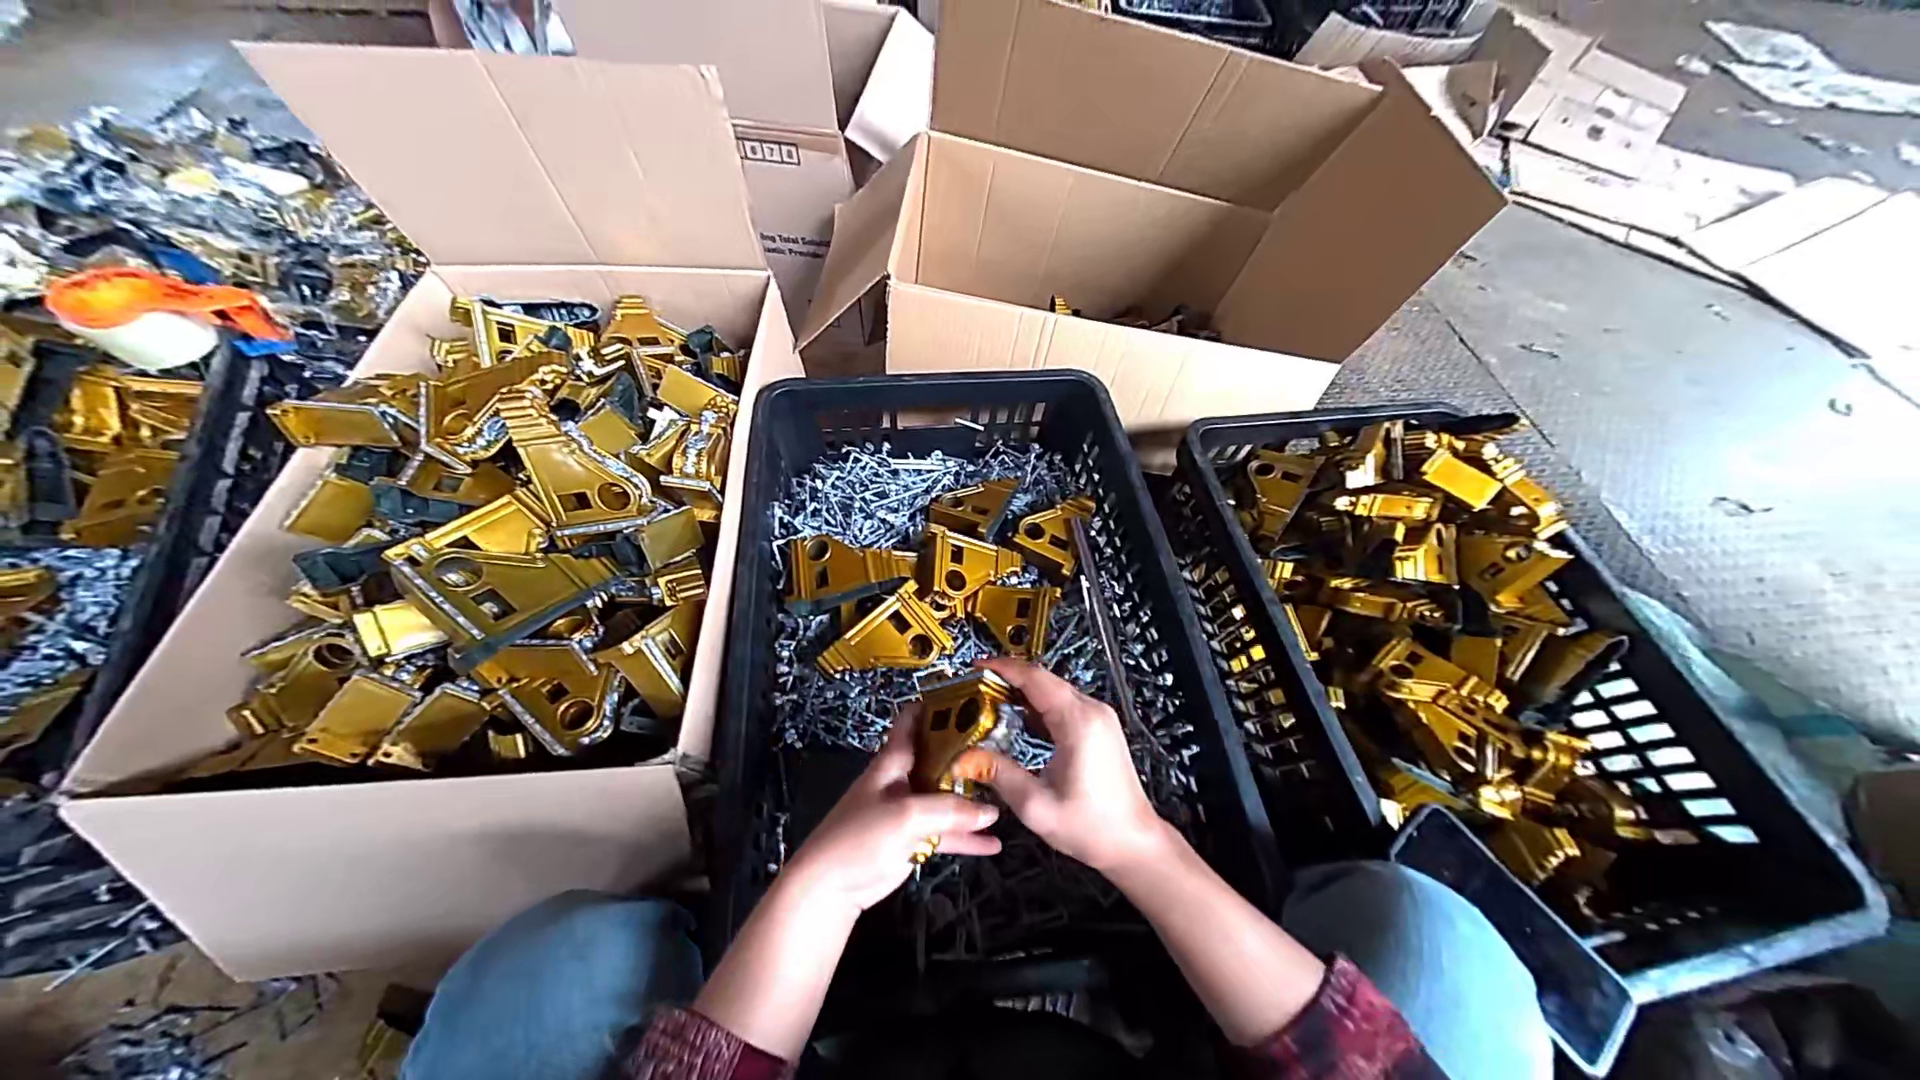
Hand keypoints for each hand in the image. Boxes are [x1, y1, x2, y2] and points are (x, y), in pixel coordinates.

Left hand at [779, 704, 1002, 917]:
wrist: (829, 887)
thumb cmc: (861, 836)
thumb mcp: (906, 815)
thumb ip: (949, 810)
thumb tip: (989, 812)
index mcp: (893, 762)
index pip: (912, 721)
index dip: (935, 707)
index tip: (968, 701)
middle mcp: (902, 780)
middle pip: (937, 759)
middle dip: (966, 754)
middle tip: (1002, 750)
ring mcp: (908, 812)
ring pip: (945, 799)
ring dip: (971, 800)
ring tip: (1005, 797)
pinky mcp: (912, 841)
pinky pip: (945, 834)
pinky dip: (967, 838)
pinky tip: (993, 843)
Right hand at [977, 658, 1171, 873]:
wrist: (1134, 843)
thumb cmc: (1093, 827)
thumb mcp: (1035, 804)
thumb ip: (998, 774)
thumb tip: (966, 756)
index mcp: (1077, 722)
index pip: (1034, 677)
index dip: (1002, 668)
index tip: (976, 667)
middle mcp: (1092, 711)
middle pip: (1043, 678)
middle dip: (1007, 678)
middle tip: (976, 688)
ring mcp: (1099, 717)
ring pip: (1053, 689)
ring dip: (1022, 691)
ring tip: (990, 702)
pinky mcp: (1099, 727)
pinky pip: (1063, 703)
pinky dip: (1038, 704)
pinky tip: (1017, 718)